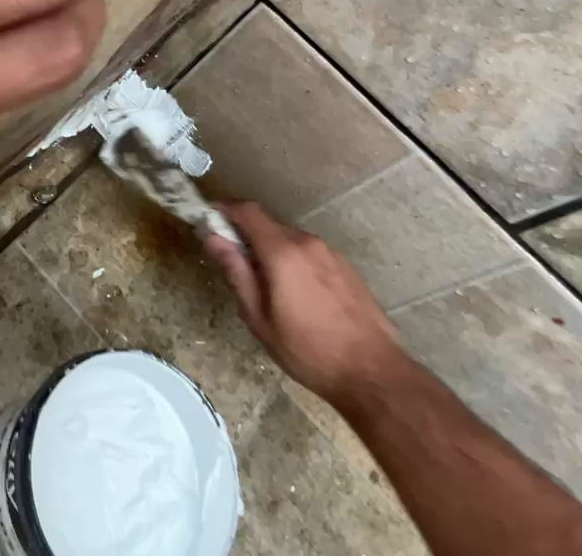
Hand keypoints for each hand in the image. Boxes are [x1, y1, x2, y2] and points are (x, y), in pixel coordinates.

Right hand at [204, 202, 401, 400]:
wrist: (372, 371)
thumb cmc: (308, 350)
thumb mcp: (259, 317)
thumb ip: (236, 272)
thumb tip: (213, 237)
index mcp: (283, 252)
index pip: (248, 212)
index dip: (225, 210)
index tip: (208, 219)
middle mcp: (308, 242)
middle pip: (269, 225)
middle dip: (247, 236)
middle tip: (233, 264)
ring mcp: (331, 253)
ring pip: (290, 240)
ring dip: (271, 250)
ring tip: (267, 287)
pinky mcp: (346, 267)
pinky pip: (310, 253)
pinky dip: (293, 261)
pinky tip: (297, 295)